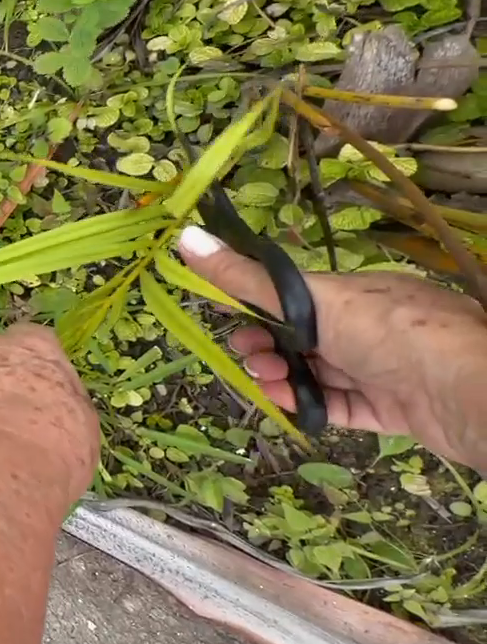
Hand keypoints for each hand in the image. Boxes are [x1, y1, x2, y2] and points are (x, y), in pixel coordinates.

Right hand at [176, 224, 486, 466]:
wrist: (472, 395)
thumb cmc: (389, 332)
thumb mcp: (307, 297)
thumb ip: (242, 276)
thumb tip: (184, 234)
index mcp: (361, 295)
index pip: (295, 297)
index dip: (255, 305)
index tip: (225, 314)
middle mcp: (374, 330)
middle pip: (300, 337)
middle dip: (262, 343)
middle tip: (247, 351)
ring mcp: (385, 371)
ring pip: (314, 371)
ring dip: (278, 373)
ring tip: (266, 378)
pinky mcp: (391, 409)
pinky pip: (336, 404)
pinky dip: (306, 402)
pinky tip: (285, 400)